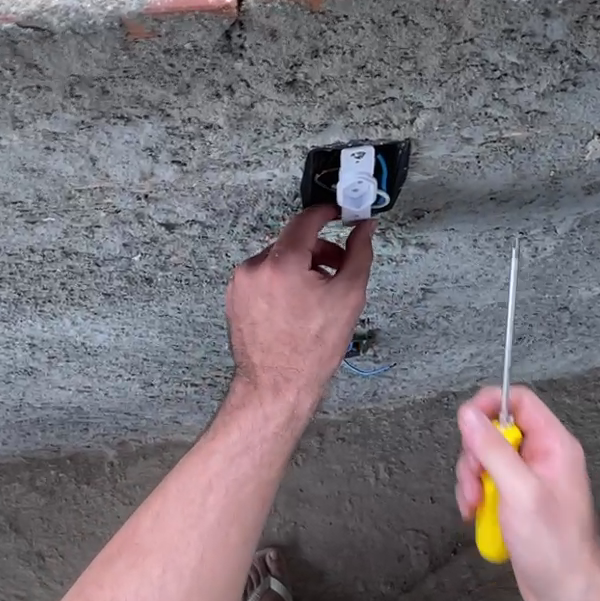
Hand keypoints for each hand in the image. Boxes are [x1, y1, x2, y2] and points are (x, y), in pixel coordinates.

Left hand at [227, 206, 373, 411]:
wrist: (278, 386)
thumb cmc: (312, 349)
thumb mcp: (348, 296)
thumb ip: (358, 253)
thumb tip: (365, 227)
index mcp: (282, 264)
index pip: (305, 220)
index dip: (326, 214)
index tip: (339, 214)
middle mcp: (255, 267)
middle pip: (292, 242)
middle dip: (317, 251)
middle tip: (337, 270)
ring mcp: (240, 283)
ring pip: (277, 260)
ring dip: (299, 268)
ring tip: (315, 297)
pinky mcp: (234, 297)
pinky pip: (263, 277)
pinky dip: (281, 282)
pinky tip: (295, 307)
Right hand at [456, 386, 599, 600]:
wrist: (567, 595)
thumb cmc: (555, 547)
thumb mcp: (519, 492)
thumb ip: (493, 449)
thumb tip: (469, 414)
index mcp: (554, 445)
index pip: (519, 401)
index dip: (490, 405)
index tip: (467, 425)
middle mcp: (543, 456)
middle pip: (496, 430)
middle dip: (475, 454)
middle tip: (474, 482)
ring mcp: (529, 478)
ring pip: (487, 457)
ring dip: (472, 479)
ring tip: (474, 505)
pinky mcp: (517, 499)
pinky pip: (488, 482)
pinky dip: (476, 495)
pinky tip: (476, 515)